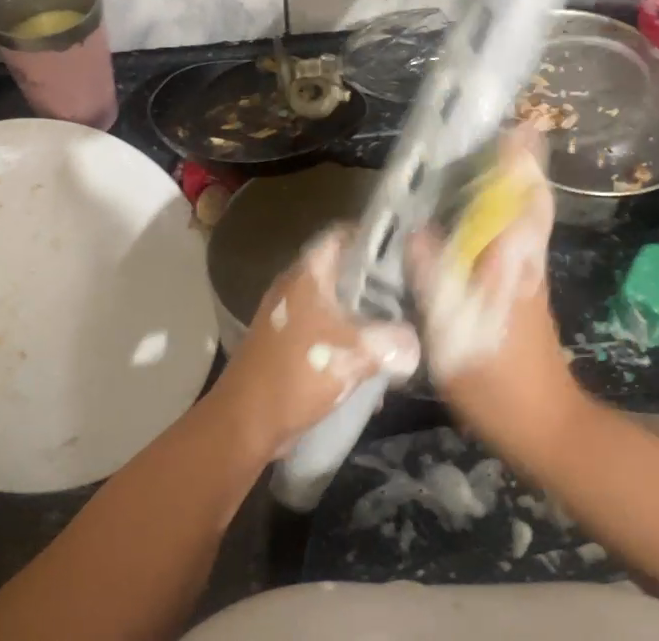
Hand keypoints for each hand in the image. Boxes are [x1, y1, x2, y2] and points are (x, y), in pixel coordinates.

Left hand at [209, 226, 419, 463]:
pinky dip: (348, 344)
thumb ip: (392, 343)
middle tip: (411, 296)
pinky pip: (327, 333)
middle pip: (343, 272)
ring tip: (399, 332)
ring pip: (337, 306)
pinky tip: (372, 367)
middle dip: (378, 285)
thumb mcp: (353, 356)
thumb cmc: (297, 374)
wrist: (244, 421)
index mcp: (308, 276)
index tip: (404, 251)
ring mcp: (290, 316)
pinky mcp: (288, 344)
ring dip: (365, 319)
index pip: (342, 236)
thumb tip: (414, 345)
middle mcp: (296, 288)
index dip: (372, 238)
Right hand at [409, 123, 584, 456]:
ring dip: (507, 187)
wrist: (545, 426)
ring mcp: (526, 276)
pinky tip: (465, 223)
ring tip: (471, 165)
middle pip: (527, 200)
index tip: (519, 124)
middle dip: (515, 164)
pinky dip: (496, 217)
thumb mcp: (453, 337)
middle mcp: (525, 260)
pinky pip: (510, 238)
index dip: (522, 161)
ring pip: (521, 218)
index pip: (524, 198)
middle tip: (488, 133)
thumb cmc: (499, 382)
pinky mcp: (521, 292)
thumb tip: (419, 232)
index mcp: (512, 263)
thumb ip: (435, 281)